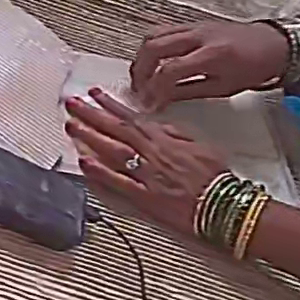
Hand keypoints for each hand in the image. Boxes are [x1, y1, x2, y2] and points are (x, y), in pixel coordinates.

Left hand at [64, 91, 227, 235]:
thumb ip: (174, 133)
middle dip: (91, 115)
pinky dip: (100, 172)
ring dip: (90, 137)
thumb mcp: (200, 145)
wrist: (227, 206)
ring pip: (113, 150)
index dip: (110, 104)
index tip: (93, 93)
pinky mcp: (144, 196)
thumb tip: (155, 123)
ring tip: (71, 125)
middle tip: (71, 104)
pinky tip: (84, 163)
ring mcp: (146, 174)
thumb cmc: (215, 177)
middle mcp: (152, 153)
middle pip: (116, 130)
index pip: (131, 118)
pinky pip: (118, 181)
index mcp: (164, 140)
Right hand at [131, 20, 288, 107]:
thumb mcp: (222, 88)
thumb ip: (186, 92)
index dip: (154, 90)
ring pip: (152, 37)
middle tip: (138, 90)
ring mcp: (193, 27)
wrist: (275, 45)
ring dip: (141, 59)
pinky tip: (151, 62)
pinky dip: (149, 48)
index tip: (148, 104)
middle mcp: (199, 36)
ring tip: (141, 77)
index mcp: (212, 55)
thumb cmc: (254, 68)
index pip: (169, 71)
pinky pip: (160, 32)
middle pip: (153, 49)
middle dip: (140, 72)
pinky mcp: (190, 24)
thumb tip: (159, 101)